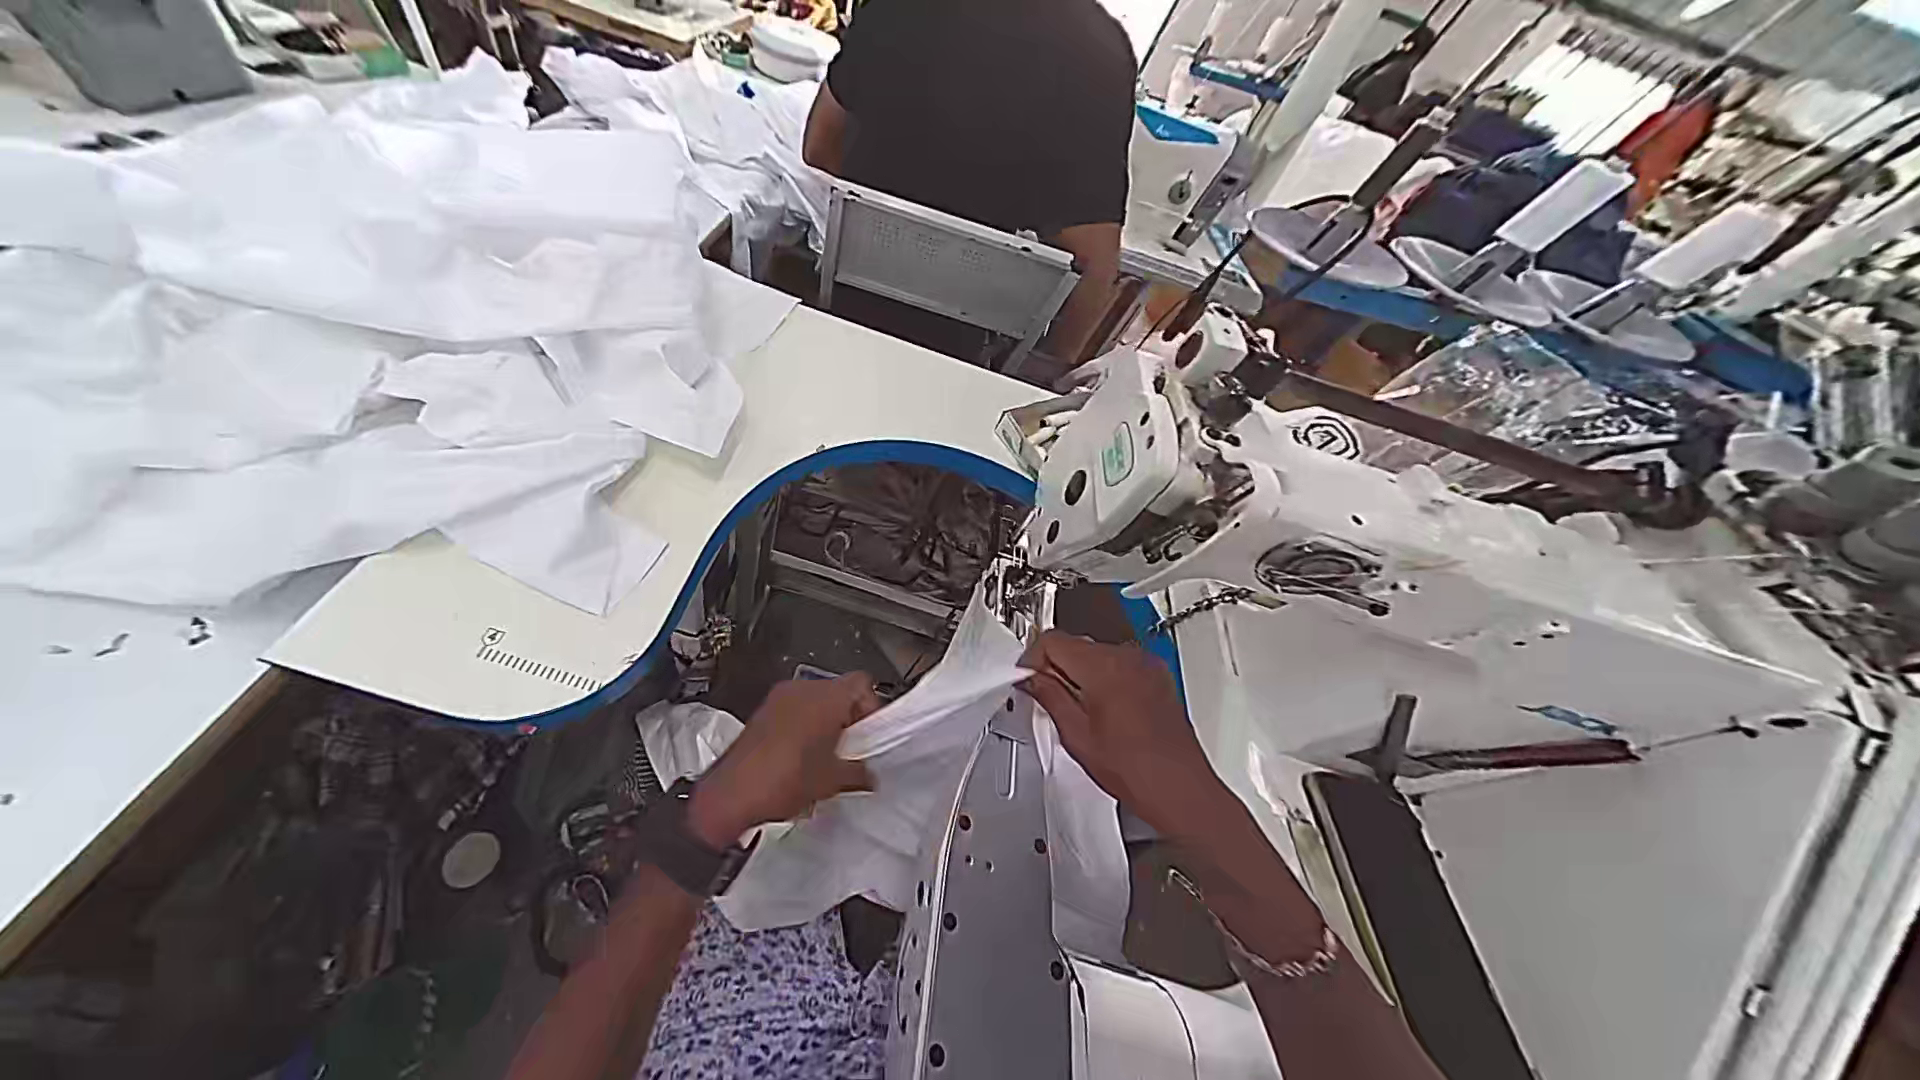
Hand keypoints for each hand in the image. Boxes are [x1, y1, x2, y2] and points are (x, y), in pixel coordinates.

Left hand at [686, 674, 880, 847]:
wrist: (730, 796)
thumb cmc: (779, 781)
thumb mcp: (833, 781)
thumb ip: (859, 772)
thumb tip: (867, 774)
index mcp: (826, 697)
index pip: (862, 684)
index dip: (872, 708)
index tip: (872, 732)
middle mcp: (802, 690)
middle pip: (840, 691)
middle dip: (850, 718)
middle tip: (854, 747)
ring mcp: (779, 699)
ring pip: (816, 701)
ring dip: (826, 722)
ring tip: (828, 755)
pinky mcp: (763, 713)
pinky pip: (795, 710)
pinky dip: (805, 727)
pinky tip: (804, 757)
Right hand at [1020, 632, 1229, 836]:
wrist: (1179, 788)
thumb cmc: (1137, 770)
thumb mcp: (1076, 735)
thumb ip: (1049, 697)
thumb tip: (1033, 680)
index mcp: (1104, 667)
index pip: (1053, 640)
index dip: (1033, 660)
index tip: (1027, 677)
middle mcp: (1128, 657)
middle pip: (1075, 643)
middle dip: (1055, 667)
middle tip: (1044, 695)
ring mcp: (1146, 664)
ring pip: (1096, 652)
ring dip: (1079, 672)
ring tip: (1075, 709)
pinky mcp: (1156, 675)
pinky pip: (1119, 663)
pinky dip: (1104, 677)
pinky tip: (1101, 709)